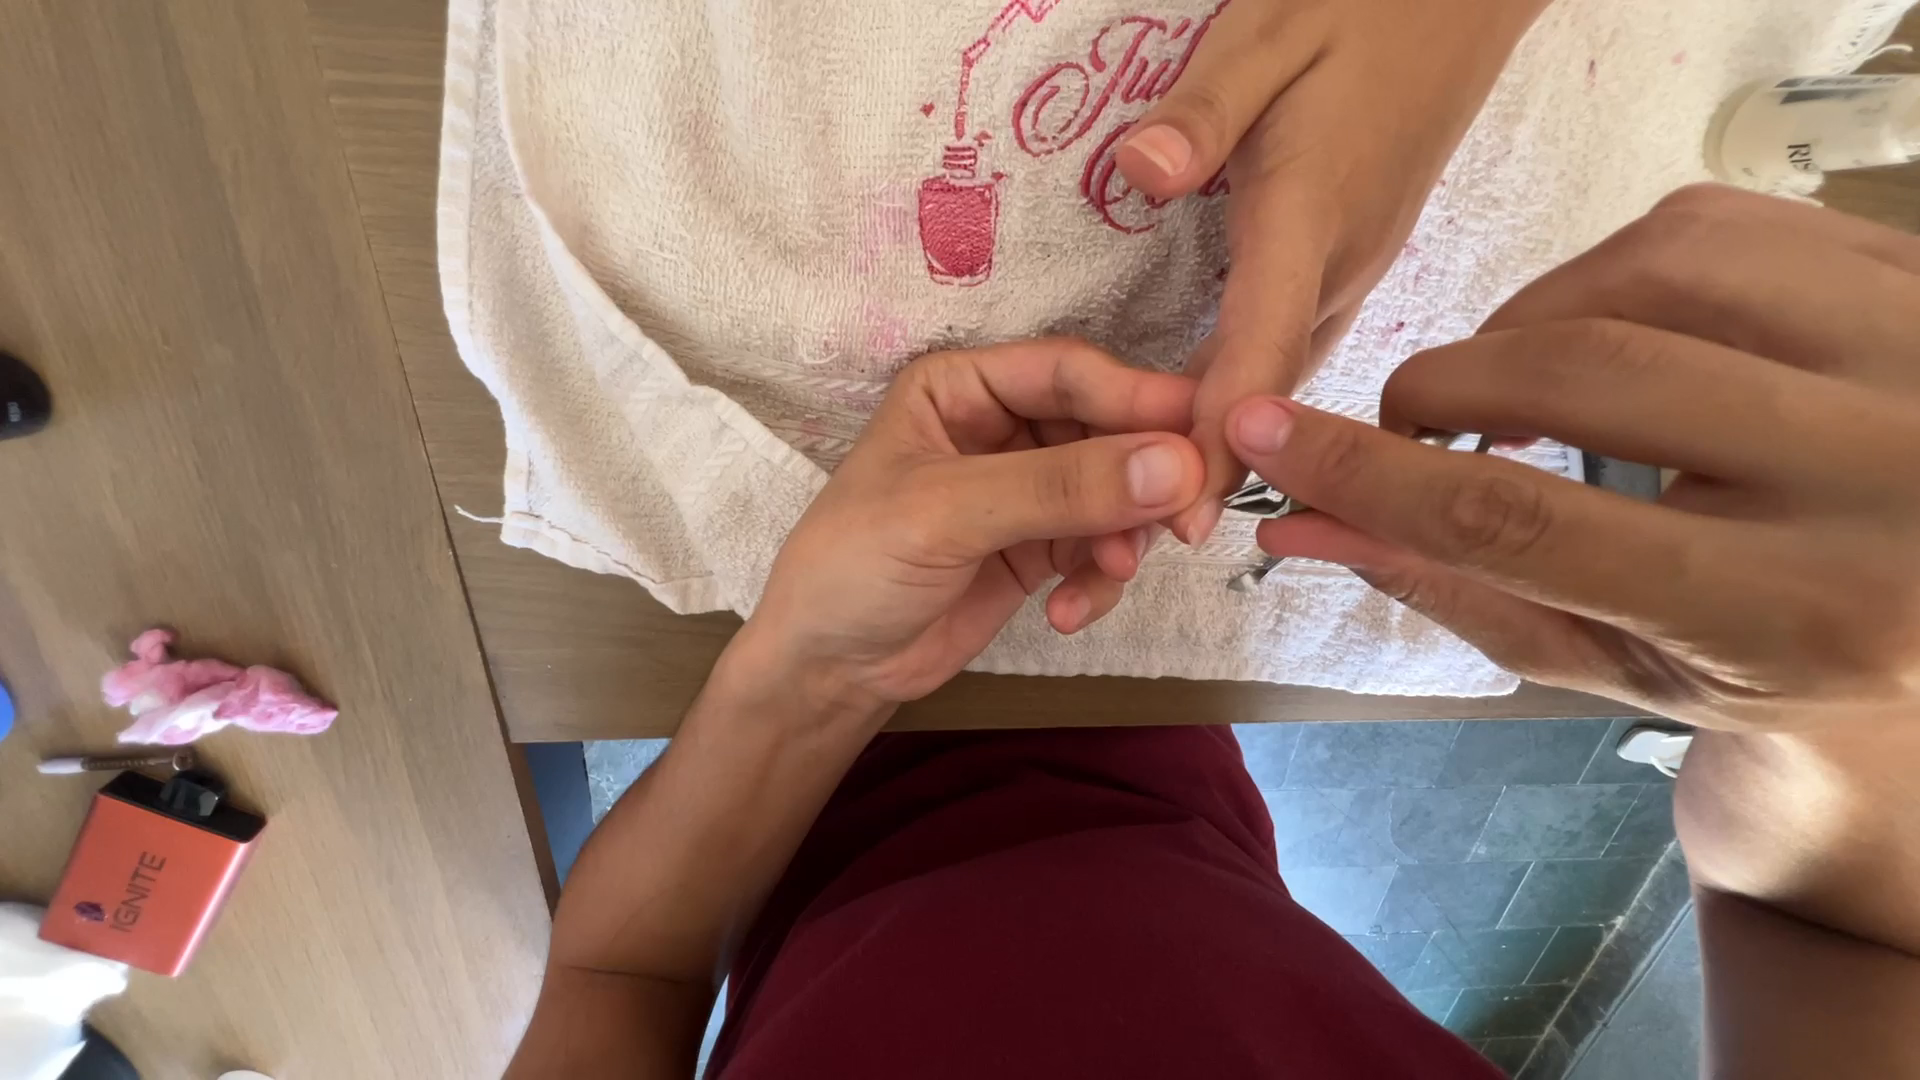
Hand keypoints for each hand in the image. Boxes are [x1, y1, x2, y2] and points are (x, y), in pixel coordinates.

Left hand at [737, 339, 1203, 708]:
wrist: (832, 666)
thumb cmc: (856, 566)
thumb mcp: (946, 515)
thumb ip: (1058, 488)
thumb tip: (1177, 464)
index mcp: (964, 388)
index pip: (1071, 373)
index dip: (1137, 400)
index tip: (1200, 442)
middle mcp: (1003, 428)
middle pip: (1106, 430)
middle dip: (1144, 479)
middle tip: (1186, 525)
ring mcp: (1027, 492)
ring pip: (1115, 493)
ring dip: (1125, 536)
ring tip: (1108, 575)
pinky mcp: (1040, 549)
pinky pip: (1099, 549)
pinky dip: (1098, 580)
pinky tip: (1066, 615)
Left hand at [1116, 0, 1549, 542]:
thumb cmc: (1355, 3)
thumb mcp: (1262, 34)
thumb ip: (1201, 111)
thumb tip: (1137, 173)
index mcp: (1307, 223)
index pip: (1259, 354)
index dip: (1222, 441)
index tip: (1183, 521)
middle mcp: (1337, 274)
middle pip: (1272, 395)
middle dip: (1213, 471)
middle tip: (1149, 541)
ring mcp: (1350, 278)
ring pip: (1285, 388)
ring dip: (1236, 451)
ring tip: (1171, 512)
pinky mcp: (1347, 272)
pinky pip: (1292, 359)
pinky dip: (1253, 408)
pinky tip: (1219, 436)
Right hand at [1220, 185, 1919, 732]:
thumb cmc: (1740, 659)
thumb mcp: (1584, 653)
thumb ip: (1435, 583)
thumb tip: (1292, 524)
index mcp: (1786, 615)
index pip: (1515, 521)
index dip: (1367, 473)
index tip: (1261, 432)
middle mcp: (1892, 475)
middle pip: (1575, 373)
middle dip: (1438, 389)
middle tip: (1408, 426)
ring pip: (1640, 271)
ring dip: (1518, 327)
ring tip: (1511, 390)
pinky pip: (1704, 225)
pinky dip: (1595, 275)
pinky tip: (1599, 336)